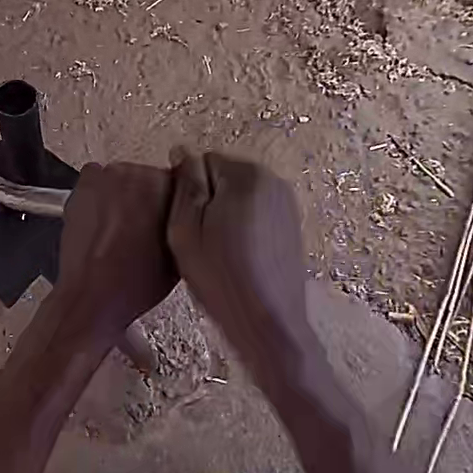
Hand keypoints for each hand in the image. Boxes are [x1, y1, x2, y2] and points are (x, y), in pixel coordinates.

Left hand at [55, 162, 177, 332]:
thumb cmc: (137, 280)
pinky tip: (100, 221)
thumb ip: (184, 222)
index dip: (167, 203)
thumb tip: (182, 213)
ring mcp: (105, 178)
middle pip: (143, 177)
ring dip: (119, 195)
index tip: (163, 217)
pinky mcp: (81, 187)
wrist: (94, 292)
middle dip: (142, 197)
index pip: (173, 181)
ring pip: (118, 180)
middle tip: (141, 225)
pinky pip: (93, 183)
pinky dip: (96, 196)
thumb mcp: (179, 252)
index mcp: (166, 186)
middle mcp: (135, 174)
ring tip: (118, 226)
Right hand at [165, 150, 310, 339]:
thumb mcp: (184, 227)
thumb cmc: (219, 275)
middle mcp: (273, 180)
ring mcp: (286, 203)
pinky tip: (236, 256)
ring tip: (216, 250)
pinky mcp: (291, 225)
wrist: (268, 323)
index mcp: (246, 175)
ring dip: (222, 214)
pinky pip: (253, 212)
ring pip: (236, 195)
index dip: (187, 190)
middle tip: (198, 238)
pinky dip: (240, 226)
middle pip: (221, 176)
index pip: (201, 161)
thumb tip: (182, 150)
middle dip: (206, 199)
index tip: (187, 222)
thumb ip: (185, 183)